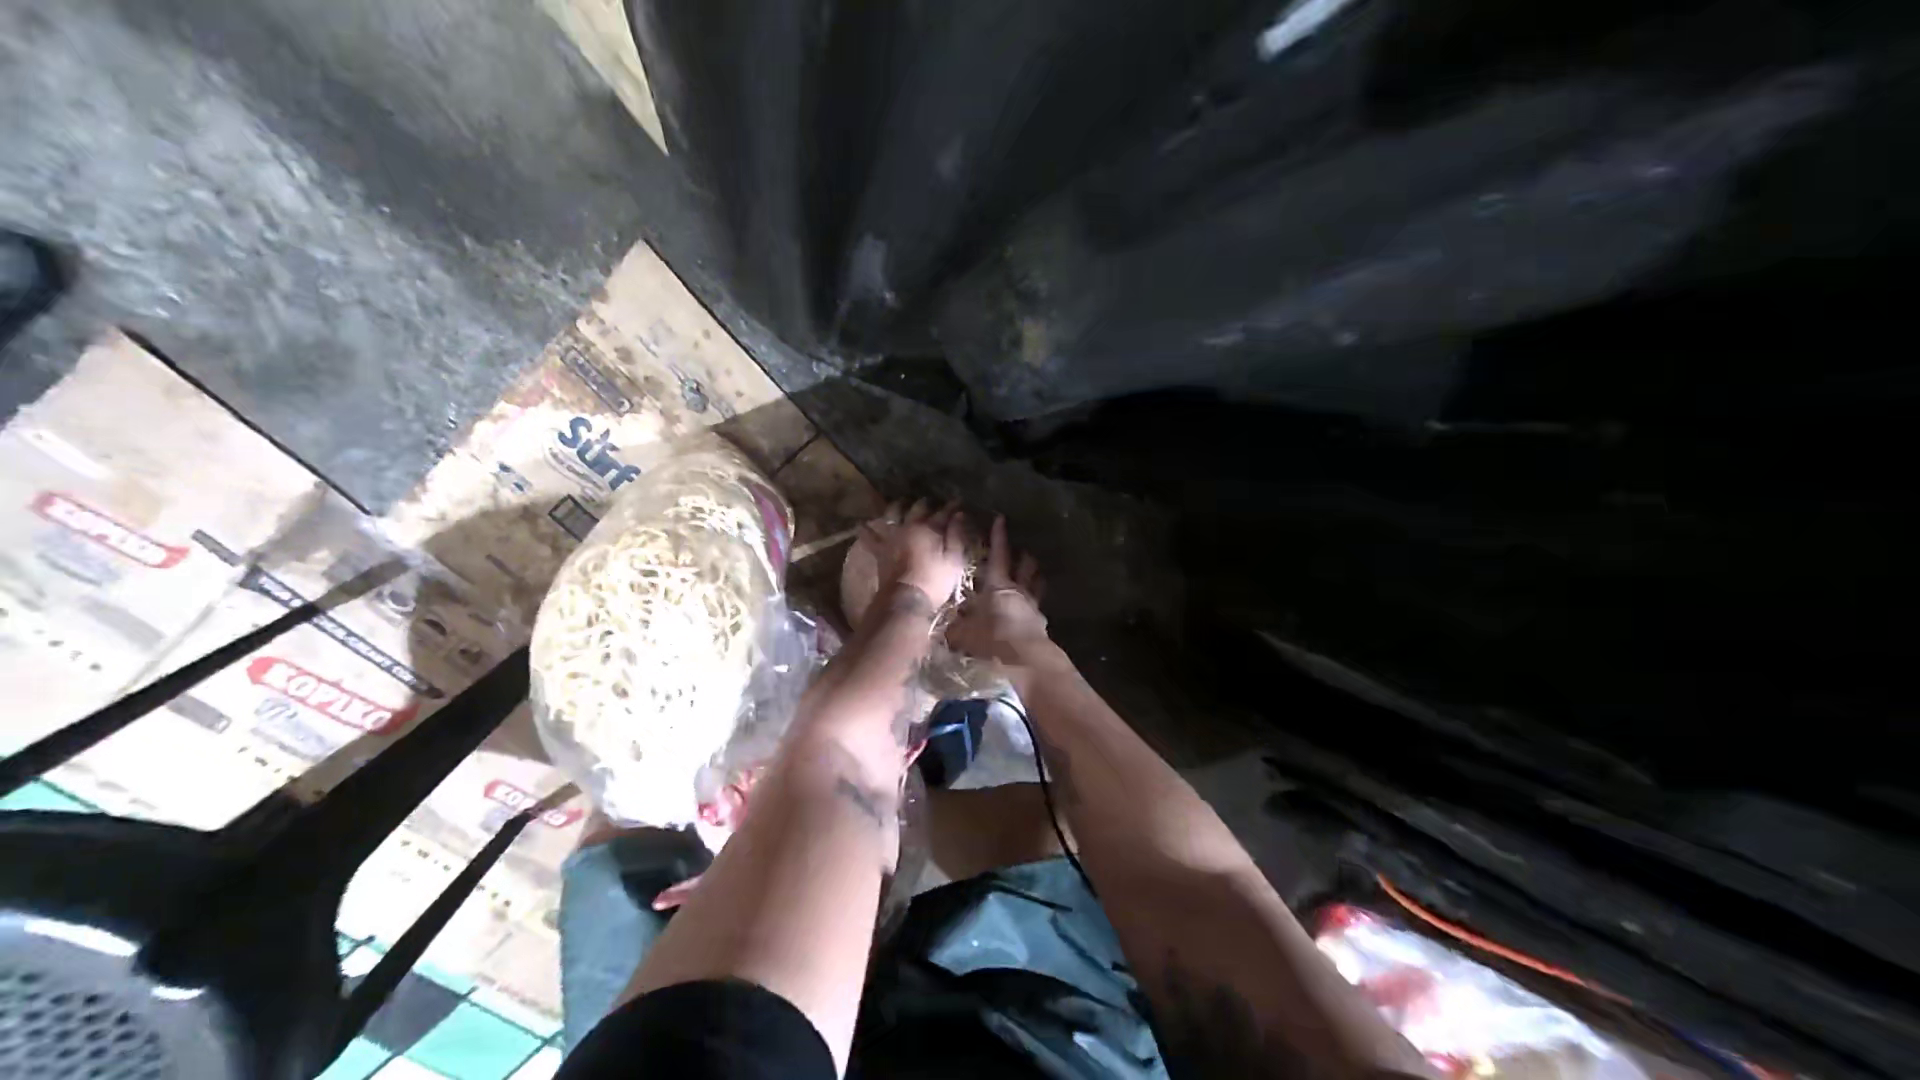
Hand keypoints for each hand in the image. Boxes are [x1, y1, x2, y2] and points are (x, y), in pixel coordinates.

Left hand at [860, 499, 968, 608]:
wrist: (904, 600)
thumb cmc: (934, 582)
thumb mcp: (954, 561)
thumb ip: (956, 536)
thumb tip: (959, 515)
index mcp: (929, 528)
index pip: (943, 513)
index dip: (952, 507)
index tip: (958, 502)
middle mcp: (909, 526)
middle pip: (918, 508)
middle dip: (926, 503)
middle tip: (930, 502)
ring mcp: (891, 537)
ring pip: (892, 514)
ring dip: (897, 506)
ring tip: (900, 503)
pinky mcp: (879, 550)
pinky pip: (869, 536)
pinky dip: (866, 529)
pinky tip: (863, 524)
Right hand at [947, 515, 1056, 680]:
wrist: (1024, 662)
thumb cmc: (990, 640)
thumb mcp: (961, 634)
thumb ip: (952, 627)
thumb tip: (939, 624)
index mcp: (997, 586)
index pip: (998, 555)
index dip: (999, 538)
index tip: (1001, 520)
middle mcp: (1018, 592)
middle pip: (1024, 567)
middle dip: (1023, 556)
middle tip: (1025, 548)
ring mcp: (1033, 609)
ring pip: (1036, 586)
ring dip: (1035, 577)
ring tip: (1036, 572)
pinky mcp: (1041, 627)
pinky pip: (1038, 609)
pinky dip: (1036, 606)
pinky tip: (1034, 612)